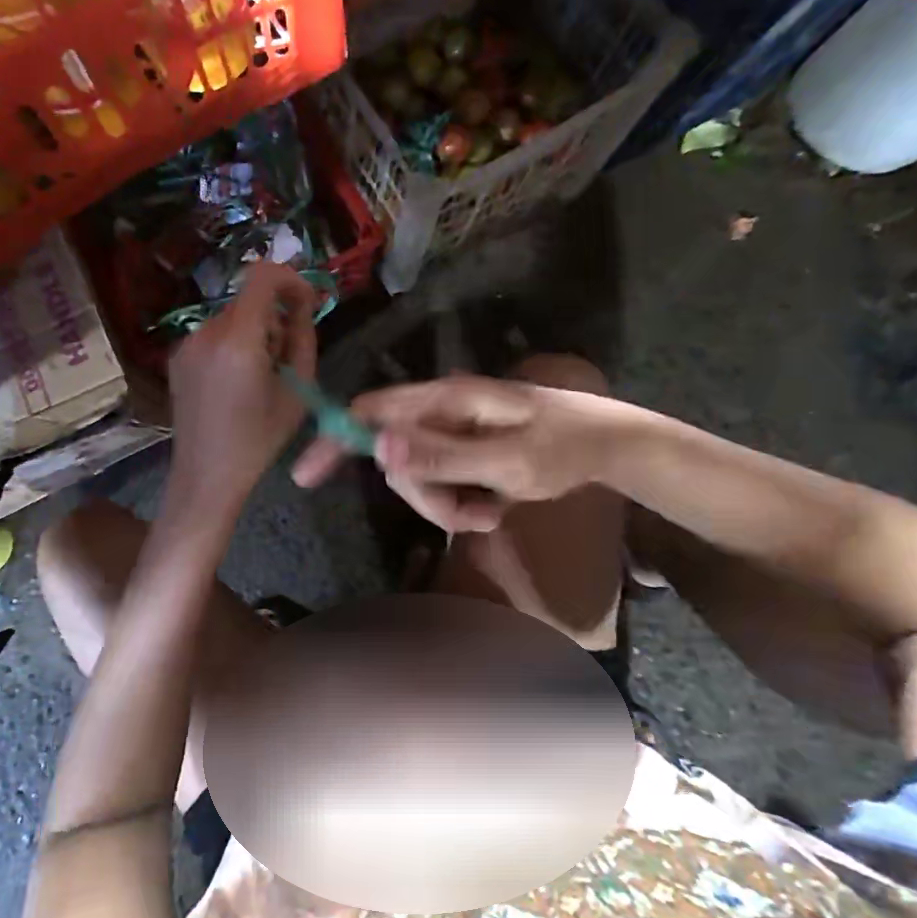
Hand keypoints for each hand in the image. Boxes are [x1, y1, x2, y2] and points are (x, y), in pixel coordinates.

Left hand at [168, 262, 317, 502]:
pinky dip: (234, 343)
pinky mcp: (178, 356)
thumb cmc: (260, 438)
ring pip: (233, 317)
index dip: (291, 279)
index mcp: (238, 340)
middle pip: (250, 300)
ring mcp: (187, 343)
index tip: (307, 303)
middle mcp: (206, 333)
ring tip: (262, 375)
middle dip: (275, 316)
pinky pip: (215, 334)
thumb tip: (303, 304)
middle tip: (286, 356)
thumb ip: (303, 338)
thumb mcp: (297, 390)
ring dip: (255, 332)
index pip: (262, 276)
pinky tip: (237, 382)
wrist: (207, 474)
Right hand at [291, 374, 621, 531]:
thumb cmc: (565, 447)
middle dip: (422, 495)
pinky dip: (460, 505)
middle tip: (465, 519)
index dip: (335, 439)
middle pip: (395, 456)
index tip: (306, 476)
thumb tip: (378, 446)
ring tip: (489, 517)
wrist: (611, 445)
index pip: (371, 411)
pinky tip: (493, 511)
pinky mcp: (465, 450)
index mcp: (446, 399)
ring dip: (446, 505)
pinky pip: (441, 482)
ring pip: (417, 475)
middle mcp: (442, 410)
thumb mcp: (507, 461)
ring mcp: (453, 431)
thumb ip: (442, 455)